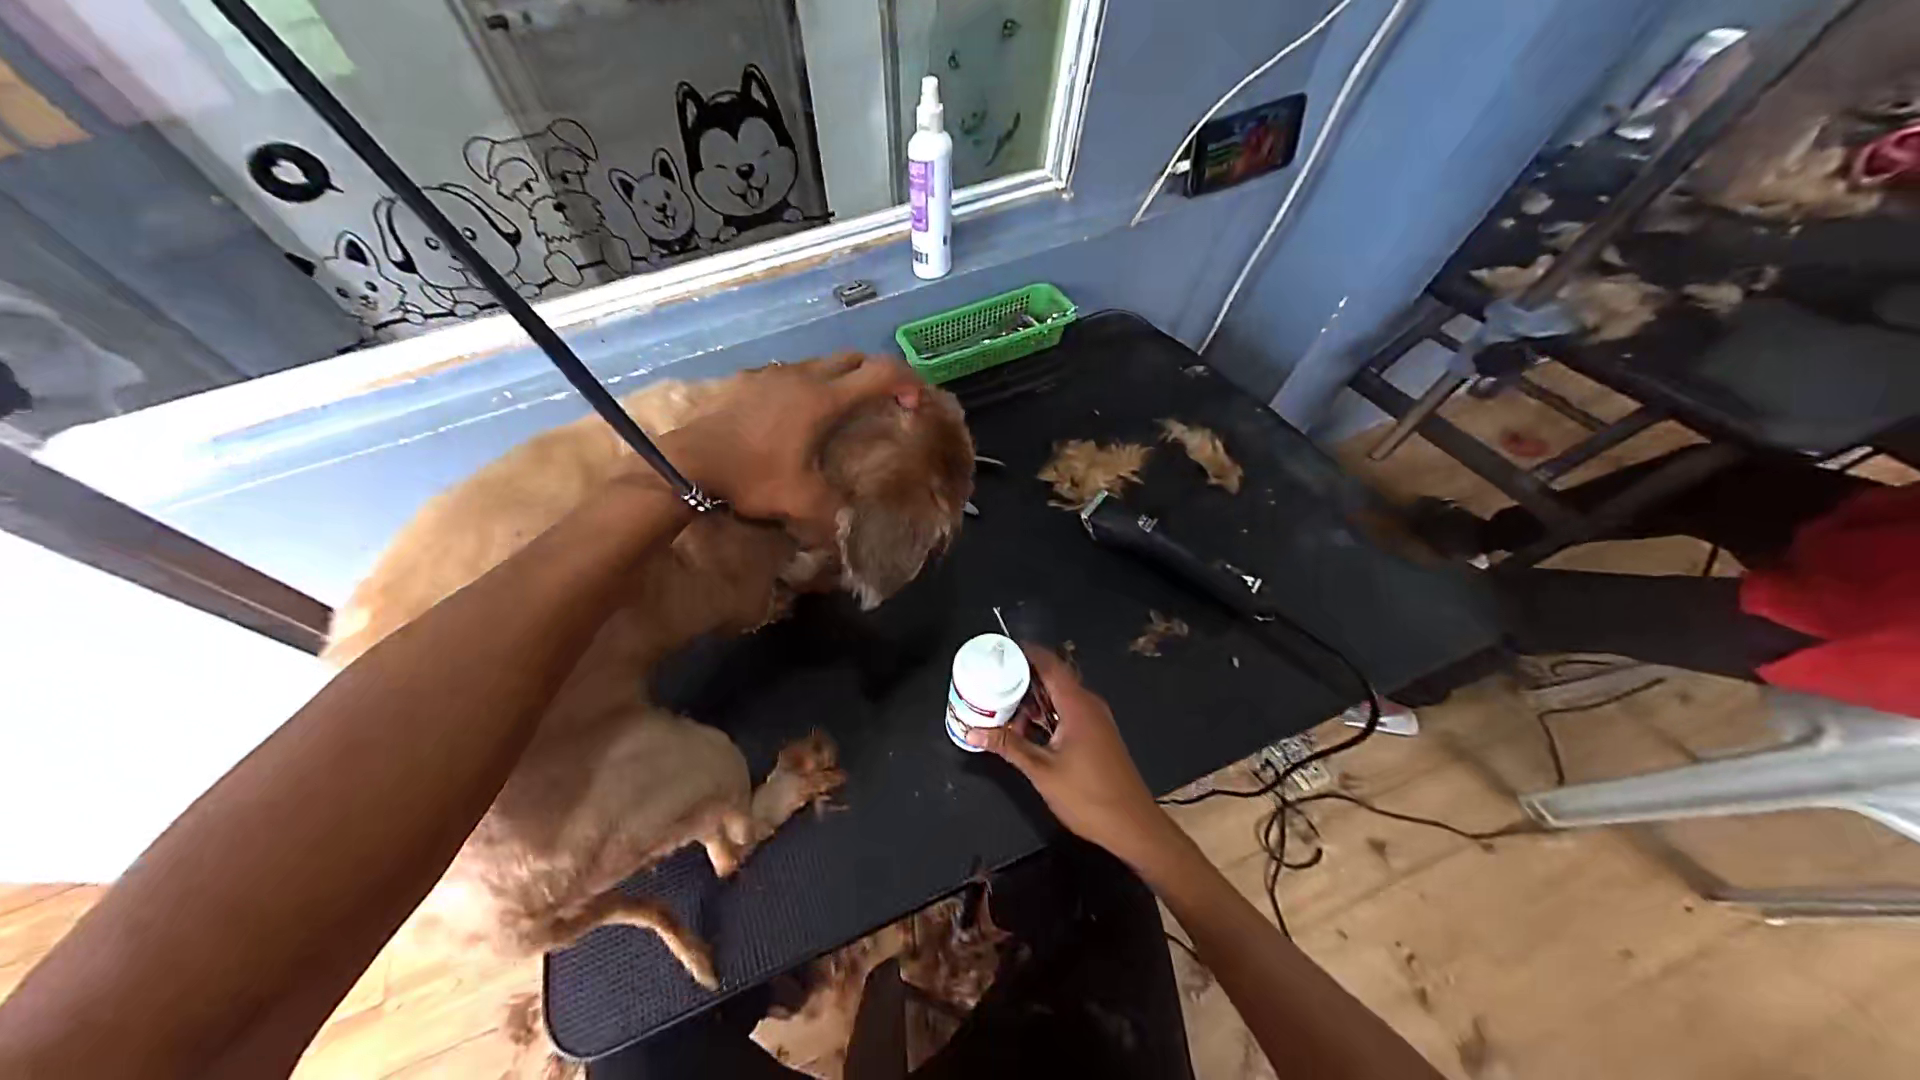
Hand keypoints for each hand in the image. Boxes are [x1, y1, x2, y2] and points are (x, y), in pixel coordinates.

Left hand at [650, 354, 924, 534]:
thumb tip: (854, 527)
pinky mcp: (751, 381)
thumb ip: (836, 512)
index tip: (915, 403)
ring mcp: (774, 374)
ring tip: (847, 410)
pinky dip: (812, 384)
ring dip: (844, 378)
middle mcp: (803, 377)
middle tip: (886, 402)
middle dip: (878, 374)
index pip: (880, 373)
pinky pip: (794, 373)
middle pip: (855, 358)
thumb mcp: (800, 503)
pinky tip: (801, 415)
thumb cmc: (749, 478)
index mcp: (823, 400)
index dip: (907, 382)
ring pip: (823, 362)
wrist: (688, 464)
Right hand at [966, 646, 1183, 867]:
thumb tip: (974, 731)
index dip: (1026, 653)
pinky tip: (1027, 732)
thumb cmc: (1088, 796)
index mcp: (1077, 705)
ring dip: (1033, 703)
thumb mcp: (1041, 770)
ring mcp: (1096, 720)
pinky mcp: (1097, 735)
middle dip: (1023, 681)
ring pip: (1059, 698)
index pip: (1050, 664)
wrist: (1133, 826)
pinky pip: (1068, 713)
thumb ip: (1008, 745)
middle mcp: (1089, 705)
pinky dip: (1047, 716)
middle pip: (1053, 679)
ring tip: (1004, 713)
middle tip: (992, 685)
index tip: (1000, 652)